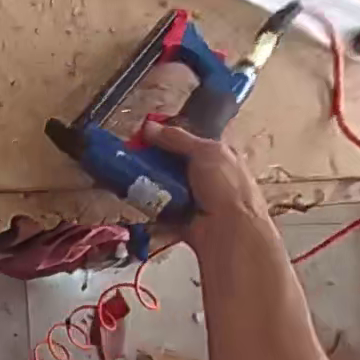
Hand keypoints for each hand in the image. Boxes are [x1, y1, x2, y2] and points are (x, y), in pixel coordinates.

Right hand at [140, 120, 270, 251]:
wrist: (231, 232)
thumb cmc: (226, 188)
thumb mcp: (205, 153)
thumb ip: (177, 139)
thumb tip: (148, 127)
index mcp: (217, 156)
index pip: (186, 142)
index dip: (164, 138)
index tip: (141, 137)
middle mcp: (205, 178)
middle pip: (171, 166)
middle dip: (151, 163)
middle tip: (130, 160)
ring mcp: (194, 201)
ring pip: (163, 189)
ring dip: (147, 187)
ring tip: (128, 181)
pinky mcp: (182, 221)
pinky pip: (160, 213)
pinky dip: (149, 211)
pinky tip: (136, 204)